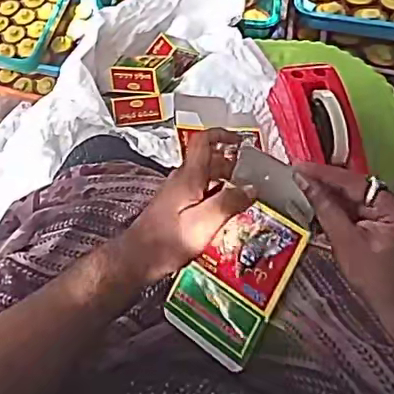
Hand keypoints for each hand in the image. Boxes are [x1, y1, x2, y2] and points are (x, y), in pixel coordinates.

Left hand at [114, 128, 254, 281]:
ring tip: (248, 195)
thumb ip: (228, 203)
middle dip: (232, 164)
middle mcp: (182, 180)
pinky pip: (201, 192)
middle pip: (209, 160)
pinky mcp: (177, 206)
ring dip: (227, 181)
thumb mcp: (204, 223)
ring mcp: (178, 192)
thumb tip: (250, 188)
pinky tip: (228, 212)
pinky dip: (217, 195)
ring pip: (206, 177)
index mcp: (188, 177)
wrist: (138, 257)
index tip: (242, 141)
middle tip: (254, 175)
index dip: (222, 135)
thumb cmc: (168, 241)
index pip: (203, 142)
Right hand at [296, 162, 393, 339]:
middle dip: (326, 184)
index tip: (295, 166)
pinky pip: (365, 211)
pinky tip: (324, 210)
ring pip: (359, 199)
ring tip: (304, 191)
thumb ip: (325, 208)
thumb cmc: (379, 284)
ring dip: (334, 198)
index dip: (321, 173)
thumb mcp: (346, 244)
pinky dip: (345, 211)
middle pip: (357, 188)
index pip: (352, 181)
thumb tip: (304, 180)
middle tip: (296, 178)